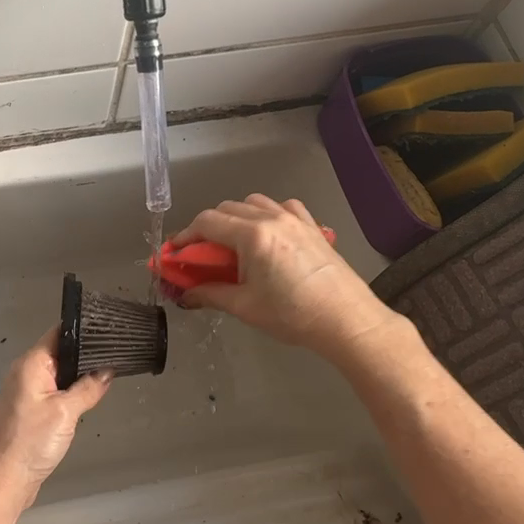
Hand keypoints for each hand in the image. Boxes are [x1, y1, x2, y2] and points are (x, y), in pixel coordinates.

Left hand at [0, 328, 111, 508]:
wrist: (4, 480)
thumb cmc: (31, 441)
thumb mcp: (66, 412)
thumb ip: (88, 388)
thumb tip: (107, 370)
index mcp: (31, 363)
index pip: (58, 333)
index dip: (82, 328)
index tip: (108, 327)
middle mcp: (25, 371)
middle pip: (59, 352)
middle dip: (85, 353)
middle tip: (117, 351)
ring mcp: (26, 392)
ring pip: (58, 374)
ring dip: (78, 375)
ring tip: (110, 370)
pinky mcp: (29, 410)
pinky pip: (54, 391)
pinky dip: (70, 391)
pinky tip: (89, 396)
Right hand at [175, 195, 400, 353]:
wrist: (347, 320)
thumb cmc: (294, 316)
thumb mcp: (245, 306)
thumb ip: (210, 294)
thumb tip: (186, 294)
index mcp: (252, 236)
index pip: (206, 222)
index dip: (185, 236)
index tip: (175, 253)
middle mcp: (271, 219)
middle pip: (226, 209)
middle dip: (208, 228)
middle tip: (201, 255)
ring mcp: (295, 219)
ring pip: (253, 203)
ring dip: (236, 217)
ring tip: (234, 245)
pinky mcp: (312, 227)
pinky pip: (282, 207)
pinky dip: (267, 215)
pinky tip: (268, 236)